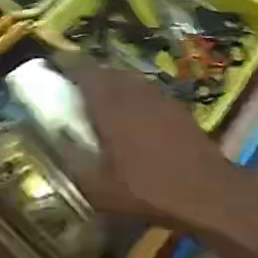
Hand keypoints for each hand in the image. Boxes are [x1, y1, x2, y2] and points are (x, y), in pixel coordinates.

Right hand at [55, 57, 253, 225]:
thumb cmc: (147, 189)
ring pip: (128, 79)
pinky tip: (131, 117)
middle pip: (106, 71)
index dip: (65, 65)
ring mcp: (159, 95)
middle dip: (88, 76)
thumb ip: (72, 163)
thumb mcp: (97, 188)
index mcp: (110, 103)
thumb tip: (54, 146)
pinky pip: (146, 91)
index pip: (82, 70)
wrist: (205, 191)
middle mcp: (134, 90)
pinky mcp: (176, 106)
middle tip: (73, 89)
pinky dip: (133, 97)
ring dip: (112, 84)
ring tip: (100, 102)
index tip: (52, 68)